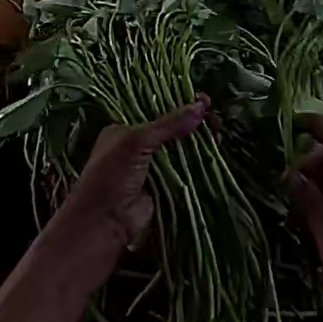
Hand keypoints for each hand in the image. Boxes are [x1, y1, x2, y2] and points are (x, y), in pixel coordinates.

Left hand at [52, 96, 207, 253]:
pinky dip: (201, 159)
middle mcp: (139, 144)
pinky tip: (216, 149)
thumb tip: (200, 106)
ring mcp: (153, 165)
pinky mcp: (166, 184)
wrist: (104, 223)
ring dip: (200, 138)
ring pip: (182, 147)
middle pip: (173, 127)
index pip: (157, 107)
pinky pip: (187, 167)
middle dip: (193, 120)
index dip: (179, 102)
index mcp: (126, 127)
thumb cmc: (112, 174)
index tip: (201, 98)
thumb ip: (168, 124)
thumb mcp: (137, 141)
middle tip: (213, 115)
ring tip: (218, 130)